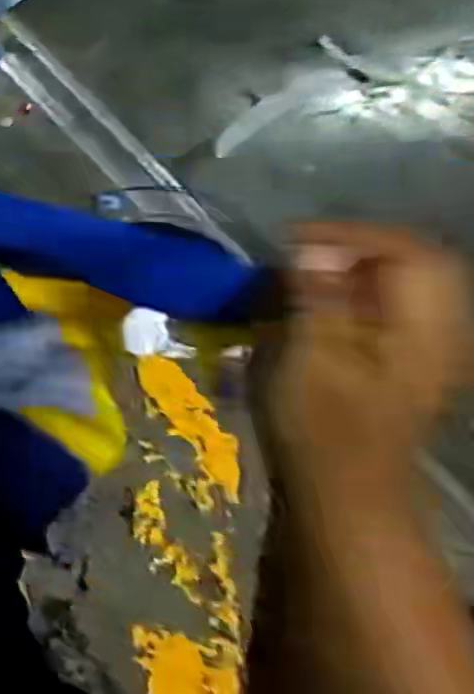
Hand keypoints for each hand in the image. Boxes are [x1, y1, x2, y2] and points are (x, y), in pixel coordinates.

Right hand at [263, 223, 473, 496]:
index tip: (287, 239)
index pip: (413, 253)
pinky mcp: (389, 356)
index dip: (352, 234)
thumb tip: (311, 247)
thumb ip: (320, 298)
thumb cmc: (321, 419)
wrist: (338, 479)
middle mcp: (436, 330)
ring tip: (278, 280)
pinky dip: (331, 294)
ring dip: (332, 271)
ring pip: (386, 284)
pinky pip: (370, 305)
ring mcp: (416, 345)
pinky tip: (294, 307)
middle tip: (279, 258)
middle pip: (406, 264)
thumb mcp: (313, 355)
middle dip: (340, 249)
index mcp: (426, 328)